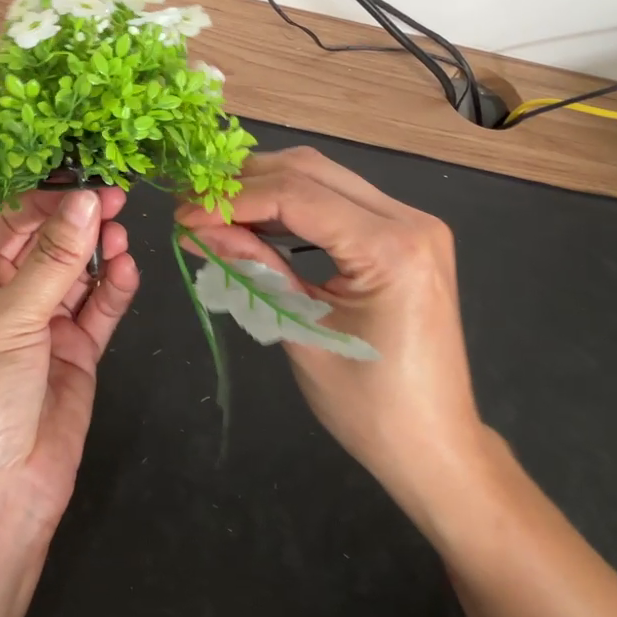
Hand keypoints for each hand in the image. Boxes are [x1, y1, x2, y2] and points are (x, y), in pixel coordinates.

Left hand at [0, 189, 138, 616]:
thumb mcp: (10, 317)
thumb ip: (54, 259)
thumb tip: (86, 198)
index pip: (13, 222)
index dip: (47, 198)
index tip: (85, 178)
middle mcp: (9, 296)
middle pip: (49, 244)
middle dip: (78, 220)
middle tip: (115, 197)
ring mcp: (45, 326)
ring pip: (78, 275)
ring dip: (98, 252)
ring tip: (120, 233)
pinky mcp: (78, 355)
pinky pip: (100, 311)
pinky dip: (114, 289)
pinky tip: (126, 269)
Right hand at [176, 147, 482, 486]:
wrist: (435, 446)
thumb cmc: (369, 405)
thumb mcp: (301, 332)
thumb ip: (252, 268)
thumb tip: (194, 228)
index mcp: (391, 248)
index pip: (294, 195)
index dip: (230, 200)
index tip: (181, 214)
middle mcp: (409, 219)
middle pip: (309, 170)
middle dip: (243, 182)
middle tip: (191, 205)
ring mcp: (412, 222)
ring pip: (322, 175)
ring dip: (264, 187)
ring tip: (214, 212)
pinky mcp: (405, 234)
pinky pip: (338, 198)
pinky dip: (291, 203)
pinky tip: (255, 222)